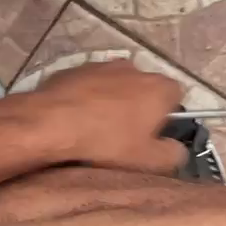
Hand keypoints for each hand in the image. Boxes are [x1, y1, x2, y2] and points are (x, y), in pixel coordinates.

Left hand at [26, 60, 188, 173]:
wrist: (48, 123)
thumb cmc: (105, 142)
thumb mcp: (148, 161)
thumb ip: (173, 154)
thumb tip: (176, 149)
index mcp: (159, 87)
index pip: (175, 98)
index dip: (164, 118)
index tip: (149, 137)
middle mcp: (133, 68)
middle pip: (142, 90)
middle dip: (135, 109)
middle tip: (120, 137)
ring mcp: (100, 65)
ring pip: (112, 86)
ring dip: (107, 103)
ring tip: (92, 129)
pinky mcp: (71, 69)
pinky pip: (84, 86)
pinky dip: (82, 99)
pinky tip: (71, 119)